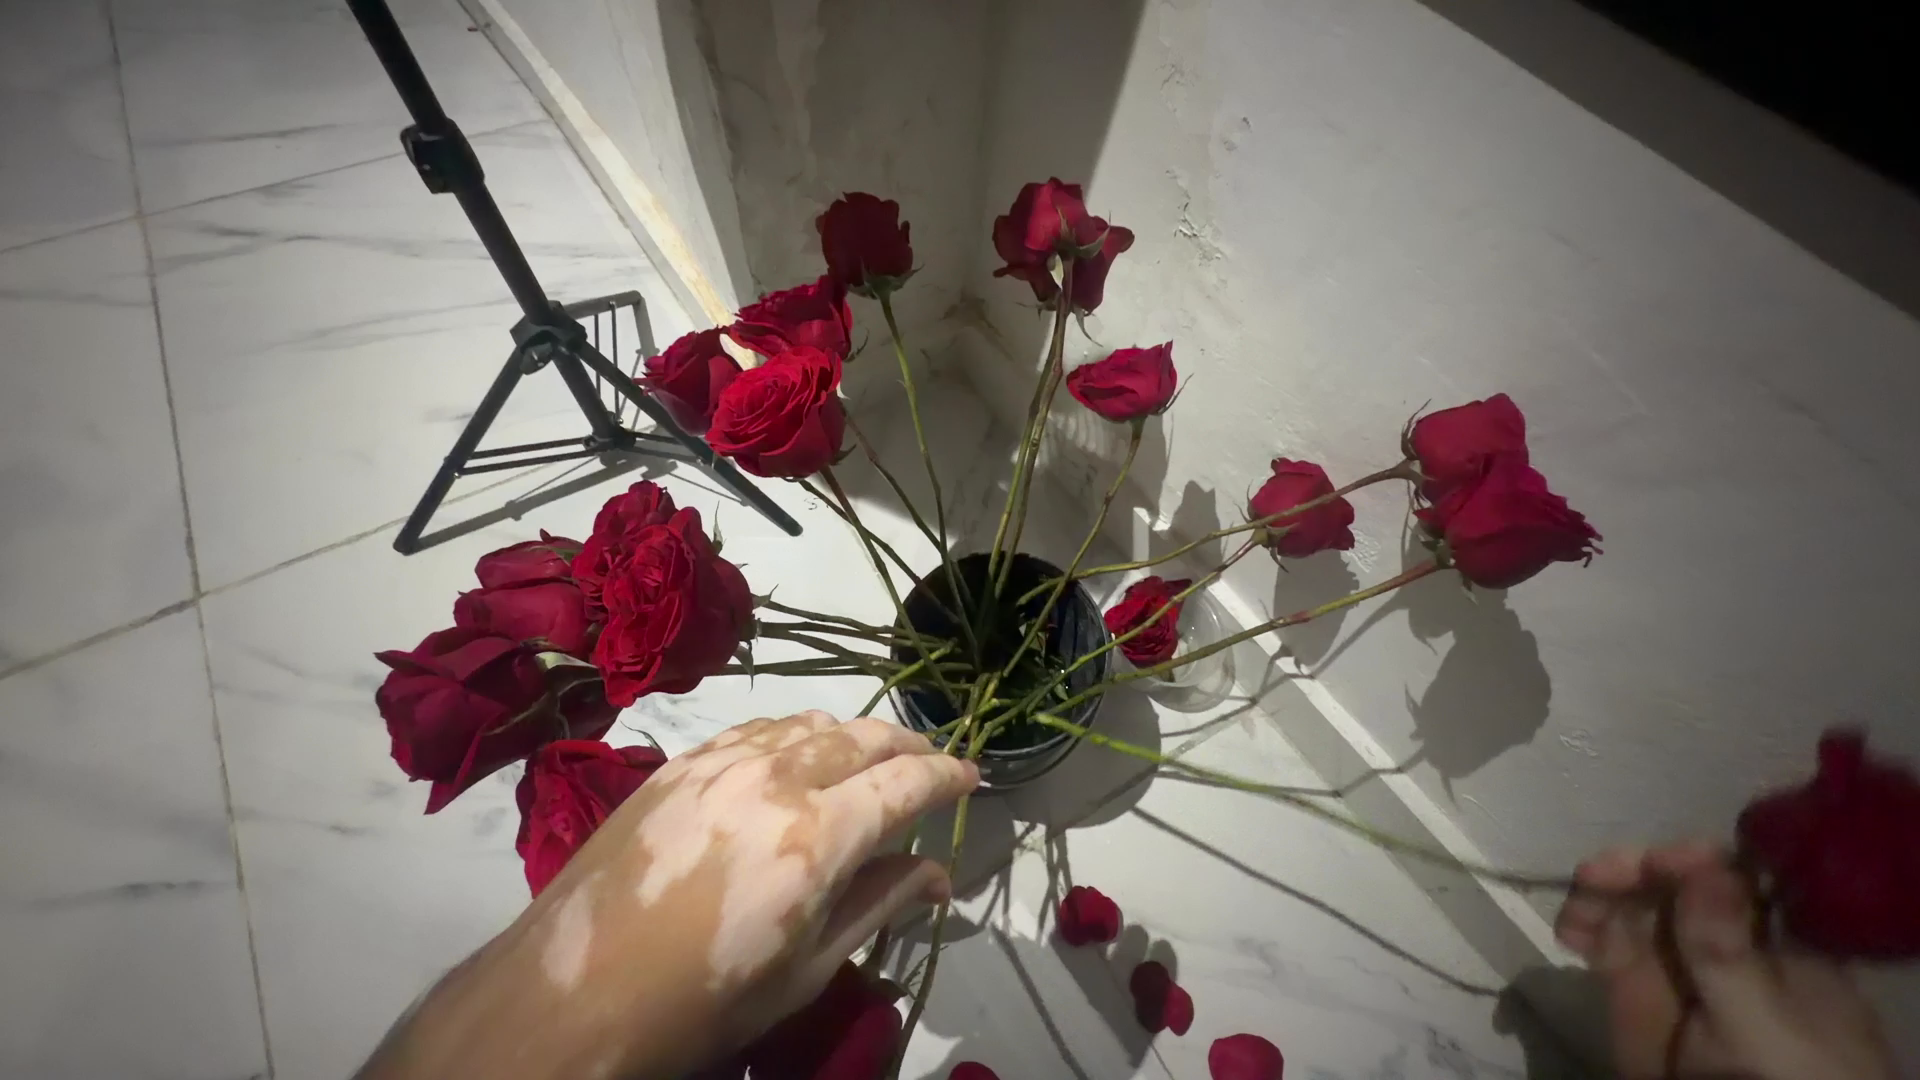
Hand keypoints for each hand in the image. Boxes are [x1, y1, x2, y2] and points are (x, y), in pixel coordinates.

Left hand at [358, 711, 978, 1079]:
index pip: (906, 783)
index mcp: (816, 837)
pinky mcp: (686, 760)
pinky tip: (802, 753)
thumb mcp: (805, 968)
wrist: (569, 996)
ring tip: (872, 758)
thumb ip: (879, 903)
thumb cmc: (701, 1003)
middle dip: (910, 746)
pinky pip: (763, 726)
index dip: (948, 775)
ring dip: (857, 735)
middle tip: (930, 765)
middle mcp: (778, 778)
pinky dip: (802, 733)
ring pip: (816, 722)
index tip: (972, 778)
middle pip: (866, 736)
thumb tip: (939, 874)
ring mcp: (726, 760)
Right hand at [1554, 843, 1894, 1079]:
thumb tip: (1708, 867)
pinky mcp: (1629, 974)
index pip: (1738, 879)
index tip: (1659, 860)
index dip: (1696, 859)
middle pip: (1670, 879)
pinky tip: (1568, 936)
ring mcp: (1672, 956)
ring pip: (1626, 897)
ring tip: (1576, 917)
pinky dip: (1577, 922)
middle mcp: (1722, 939)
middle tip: (1594, 877)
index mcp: (1778, 946)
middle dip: (1629, 869)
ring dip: (1595, 893)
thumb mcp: (1763, 1025)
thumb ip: (1729, 952)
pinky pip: (1598, 930)